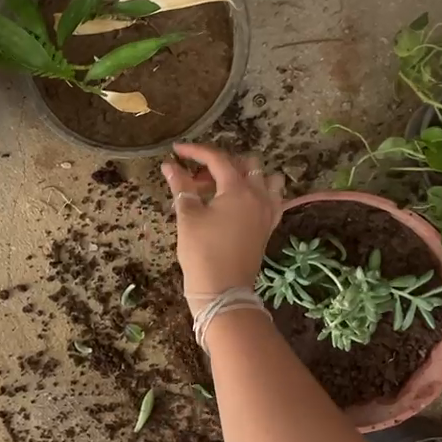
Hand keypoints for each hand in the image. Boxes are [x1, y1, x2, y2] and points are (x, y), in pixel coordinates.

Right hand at [161, 143, 285, 297]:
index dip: (195, 152)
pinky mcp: (269, 226)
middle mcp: (259, 195)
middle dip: (220, 163)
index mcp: (238, 189)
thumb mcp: (188, 217)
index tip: (177, 151)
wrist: (223, 290)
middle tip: (196, 178)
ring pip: (265, 178)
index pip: (217, 159)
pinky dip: (259, 191)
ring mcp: (267, 211)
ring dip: (245, 174)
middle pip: (245, 163)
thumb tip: (169, 165)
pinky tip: (241, 201)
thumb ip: (181, 186)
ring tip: (222, 186)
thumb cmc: (202, 252)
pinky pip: (273, 198)